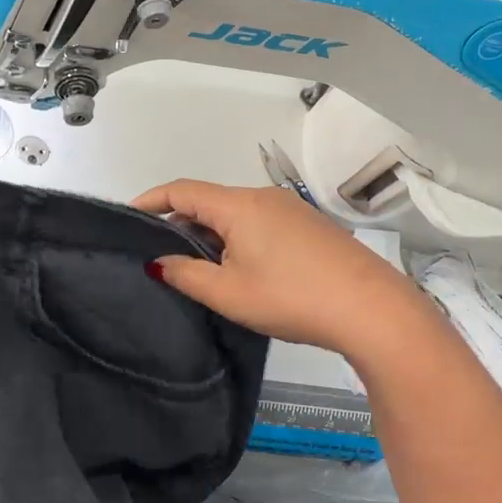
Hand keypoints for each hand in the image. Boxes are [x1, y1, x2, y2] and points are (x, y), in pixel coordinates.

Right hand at [132, 179, 438, 355]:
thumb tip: (159, 263)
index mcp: (238, 206)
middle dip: (179, 222)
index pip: (181, 190)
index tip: (127, 217)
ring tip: (197, 268)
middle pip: (208, 201)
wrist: (374, 312)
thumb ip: (184, 274)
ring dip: (210, 234)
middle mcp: (264, 198)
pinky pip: (259, 223)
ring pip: (234, 213)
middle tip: (159, 254)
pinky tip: (238, 269)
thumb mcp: (227, 293)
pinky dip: (237, 237)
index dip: (150, 200)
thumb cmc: (291, 298)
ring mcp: (292, 210)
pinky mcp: (311, 227)